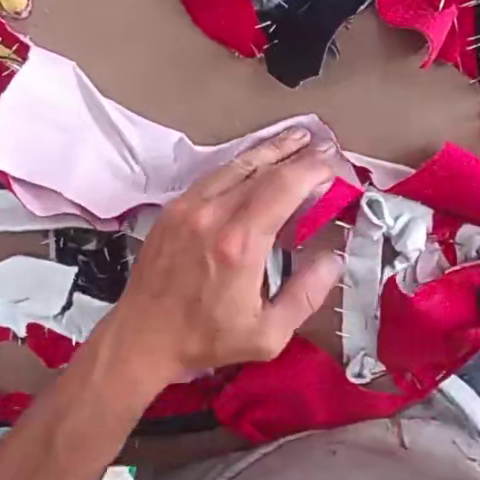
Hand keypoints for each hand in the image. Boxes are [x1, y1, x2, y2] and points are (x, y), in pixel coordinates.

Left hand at [95, 126, 344, 387]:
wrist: (142, 337)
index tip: (337, 168)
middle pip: (264, 168)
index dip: (316, 170)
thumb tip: (333, 259)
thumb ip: (306, 294)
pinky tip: (258, 161)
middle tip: (326, 148)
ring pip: (237, 164)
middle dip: (300, 154)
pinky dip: (242, 163)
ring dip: (272, 150)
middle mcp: (213, 215)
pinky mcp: (174, 209)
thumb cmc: (205, 339)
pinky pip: (215, 174)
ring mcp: (189, 207)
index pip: (285, 186)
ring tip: (298, 139)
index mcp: (240, 244)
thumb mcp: (268, 334)